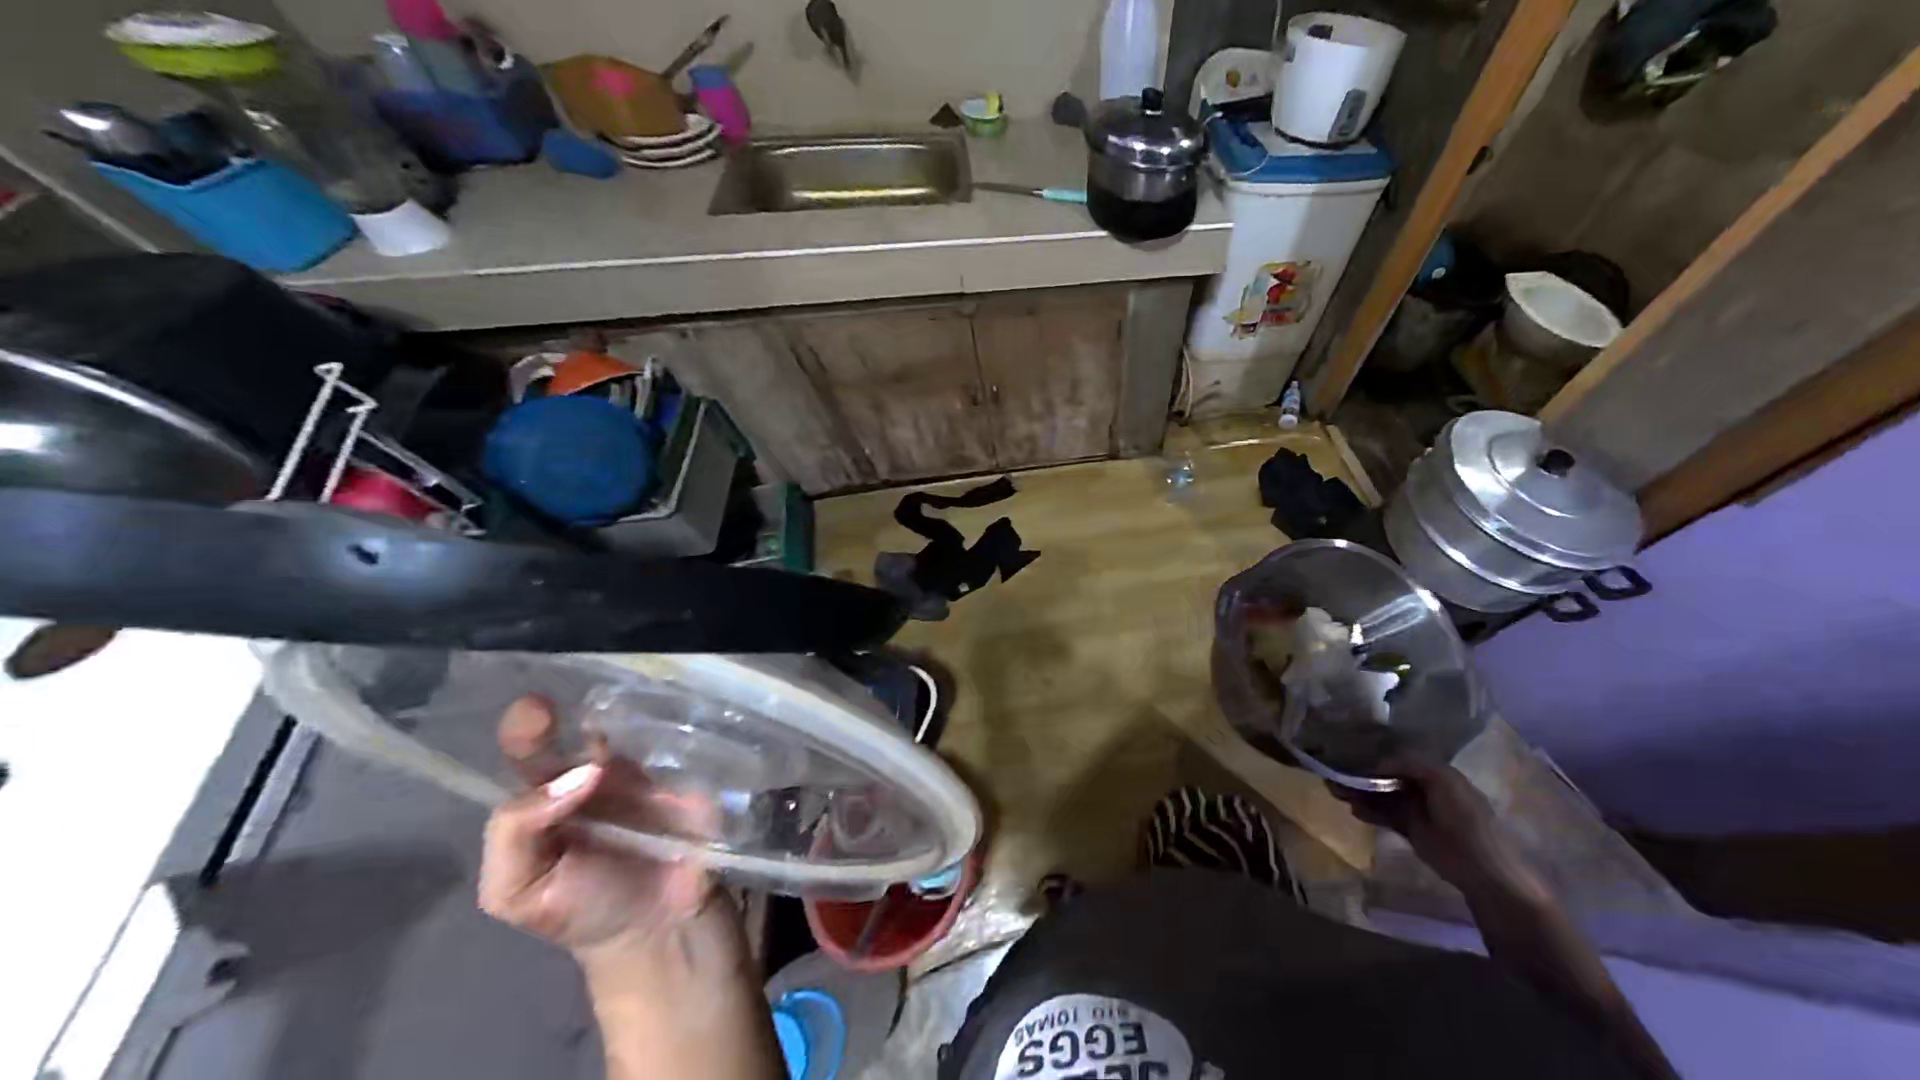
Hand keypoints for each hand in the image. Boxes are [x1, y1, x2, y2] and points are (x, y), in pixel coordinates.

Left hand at [477, 696, 714, 960]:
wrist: (660, 930)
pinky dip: (678, 725)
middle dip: (567, 711)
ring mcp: (647, 767)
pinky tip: (670, 719)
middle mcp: (596, 769)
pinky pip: (685, 738)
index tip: (534, 709)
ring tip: (617, 704)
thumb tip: (579, 774)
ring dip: (627, 710)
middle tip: (555, 706)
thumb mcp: (515, 890)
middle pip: (579, 726)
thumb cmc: (584, 908)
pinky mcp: (690, 772)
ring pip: (634, 722)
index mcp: (549, 792)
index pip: (532, 749)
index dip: (527, 727)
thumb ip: (515, 833)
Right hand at [1333, 759, 1538, 899]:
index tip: (1355, 763)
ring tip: (1338, 793)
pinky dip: (1371, 812)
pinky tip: (1354, 810)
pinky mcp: (1415, 831)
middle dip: (1363, 778)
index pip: (1402, 760)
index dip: (1378, 760)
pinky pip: (1388, 816)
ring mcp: (1421, 812)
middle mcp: (1428, 790)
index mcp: (1439, 775)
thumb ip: (1412, 766)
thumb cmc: (1467, 824)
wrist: (1486, 874)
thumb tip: (1380, 763)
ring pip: (1384, 797)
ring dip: (1362, 794)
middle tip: (1338, 780)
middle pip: (1389, 778)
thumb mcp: (1442, 783)